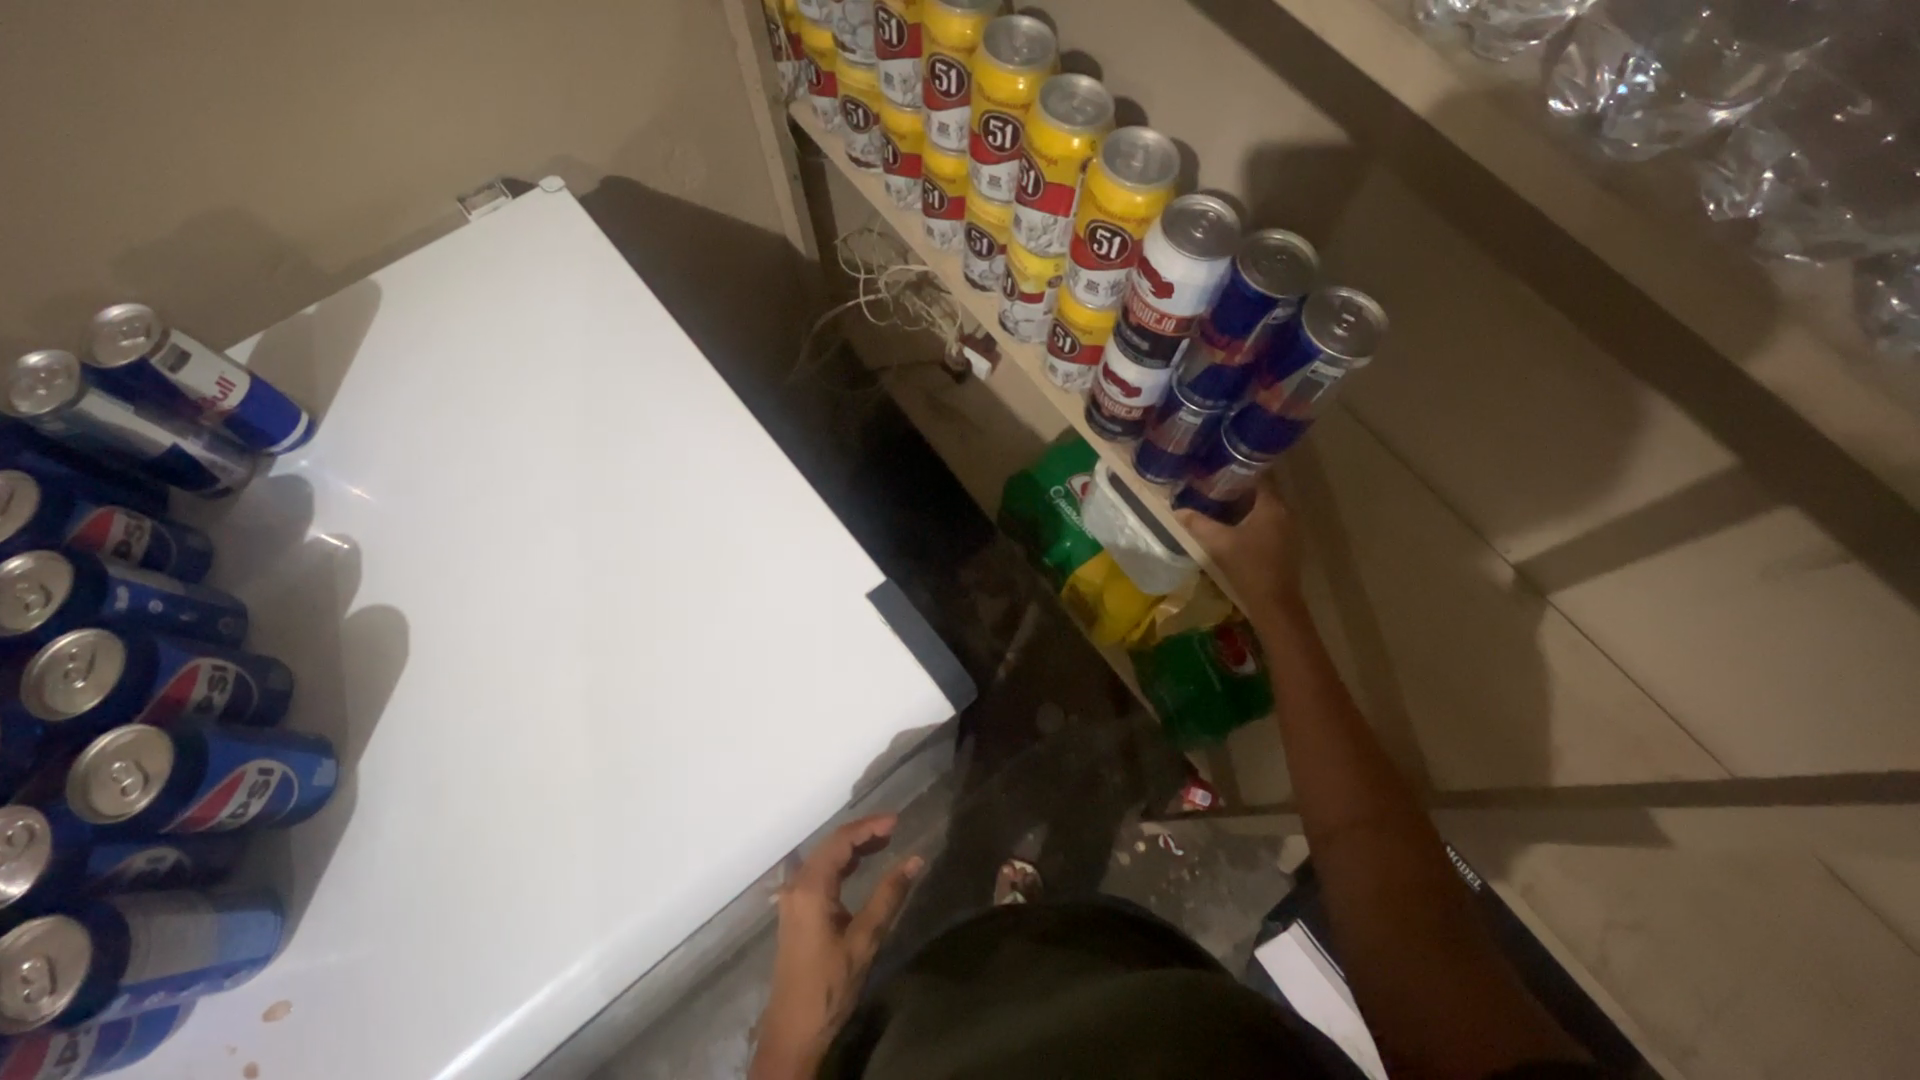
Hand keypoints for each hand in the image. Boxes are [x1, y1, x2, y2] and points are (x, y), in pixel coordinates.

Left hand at [750, 815, 922, 1079]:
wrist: (794, 1027)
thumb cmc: (830, 983)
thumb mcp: (865, 939)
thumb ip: (889, 895)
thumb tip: (915, 860)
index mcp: (811, 888)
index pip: (841, 842)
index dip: (869, 827)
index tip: (897, 820)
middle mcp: (797, 886)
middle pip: (830, 846)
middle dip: (862, 833)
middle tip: (894, 828)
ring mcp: (794, 899)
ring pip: (824, 860)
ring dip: (852, 848)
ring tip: (885, 841)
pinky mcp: (797, 912)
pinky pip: (820, 875)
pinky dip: (842, 865)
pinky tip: (861, 867)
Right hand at [1176, 481, 1304, 622]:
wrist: (1274, 603)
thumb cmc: (1249, 567)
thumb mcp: (1218, 543)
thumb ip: (1198, 523)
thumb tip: (1177, 510)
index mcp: (1272, 506)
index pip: (1258, 476)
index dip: (1237, 471)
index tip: (1216, 470)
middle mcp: (1285, 512)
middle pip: (1260, 492)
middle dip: (1237, 489)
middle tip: (1211, 487)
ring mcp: (1288, 529)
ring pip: (1264, 508)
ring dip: (1244, 506)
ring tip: (1217, 505)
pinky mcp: (1286, 545)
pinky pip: (1268, 523)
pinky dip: (1251, 521)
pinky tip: (1232, 527)